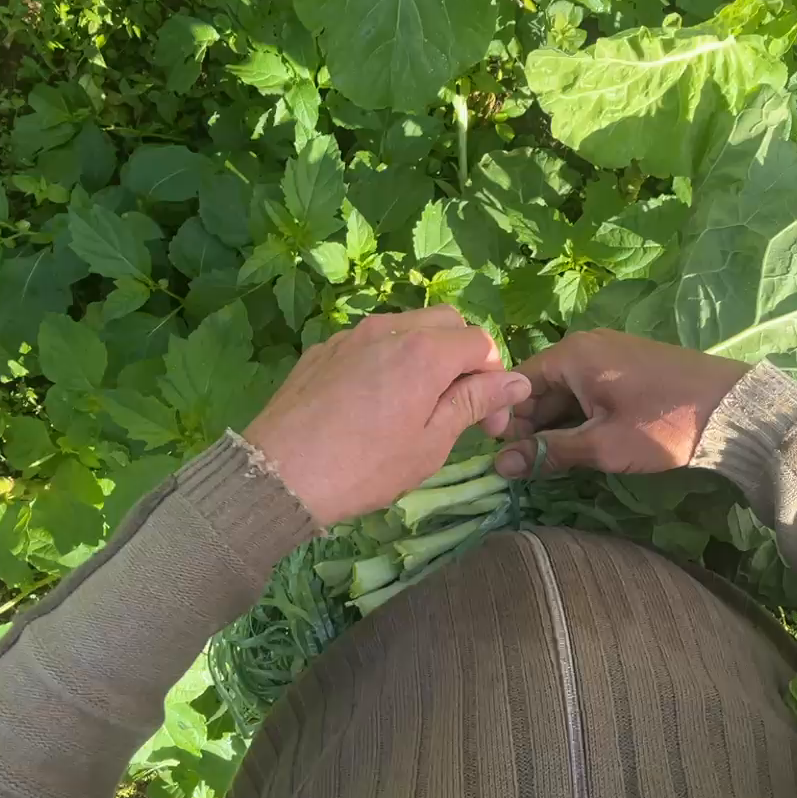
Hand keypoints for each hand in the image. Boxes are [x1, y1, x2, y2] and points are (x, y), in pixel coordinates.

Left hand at [244, 306, 530, 525]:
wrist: (278, 474)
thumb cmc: (365, 467)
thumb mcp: (431, 443)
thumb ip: (474, 402)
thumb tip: (518, 381)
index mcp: (425, 351)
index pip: (481, 343)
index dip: (495, 380)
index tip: (487, 425)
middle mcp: (390, 329)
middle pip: (446, 323)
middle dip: (463, 357)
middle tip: (457, 406)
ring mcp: (351, 335)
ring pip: (407, 327)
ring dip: (426, 355)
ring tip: (415, 403)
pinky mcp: (323, 349)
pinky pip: (371, 341)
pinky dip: (388, 360)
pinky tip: (373, 402)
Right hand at [495, 329, 749, 477]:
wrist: (735, 409)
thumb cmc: (662, 425)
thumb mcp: (602, 445)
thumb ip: (549, 453)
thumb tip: (499, 465)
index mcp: (572, 355)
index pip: (517, 384)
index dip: (507, 421)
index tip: (506, 456)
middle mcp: (586, 346)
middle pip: (541, 387)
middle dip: (532, 426)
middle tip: (530, 467)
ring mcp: (610, 354)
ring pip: (566, 391)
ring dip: (557, 425)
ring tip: (556, 461)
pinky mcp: (628, 367)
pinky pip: (589, 389)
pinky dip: (581, 416)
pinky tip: (584, 444)